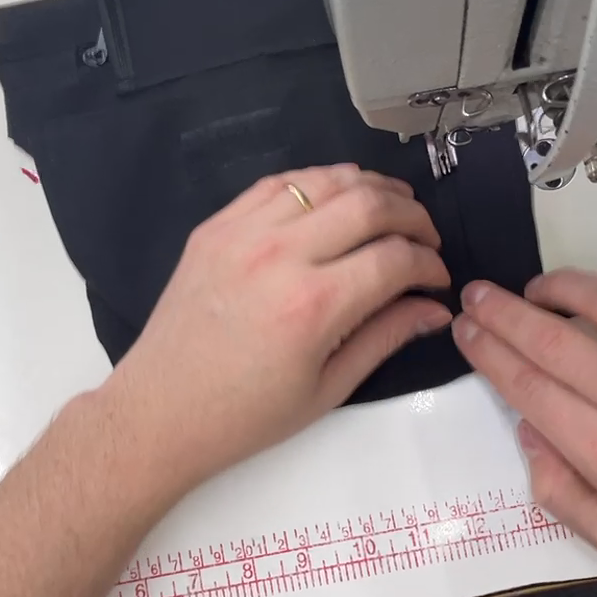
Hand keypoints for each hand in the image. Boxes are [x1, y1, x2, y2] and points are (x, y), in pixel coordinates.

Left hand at [103, 165, 452, 487]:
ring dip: (370, 187)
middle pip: (368, 204)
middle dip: (413, 215)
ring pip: (325, 180)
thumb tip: (436, 309)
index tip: (436, 279)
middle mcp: (280, 255)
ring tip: (391, 207)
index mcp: (313, 305)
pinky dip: (317, 182)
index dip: (429, 264)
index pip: (395, 258)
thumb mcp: (327, 389)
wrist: (160, 411)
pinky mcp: (216, 225)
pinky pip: (278, 183)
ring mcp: (242, 232)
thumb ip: (386, 338)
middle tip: (425, 238)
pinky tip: (335, 198)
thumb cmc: (247, 415)